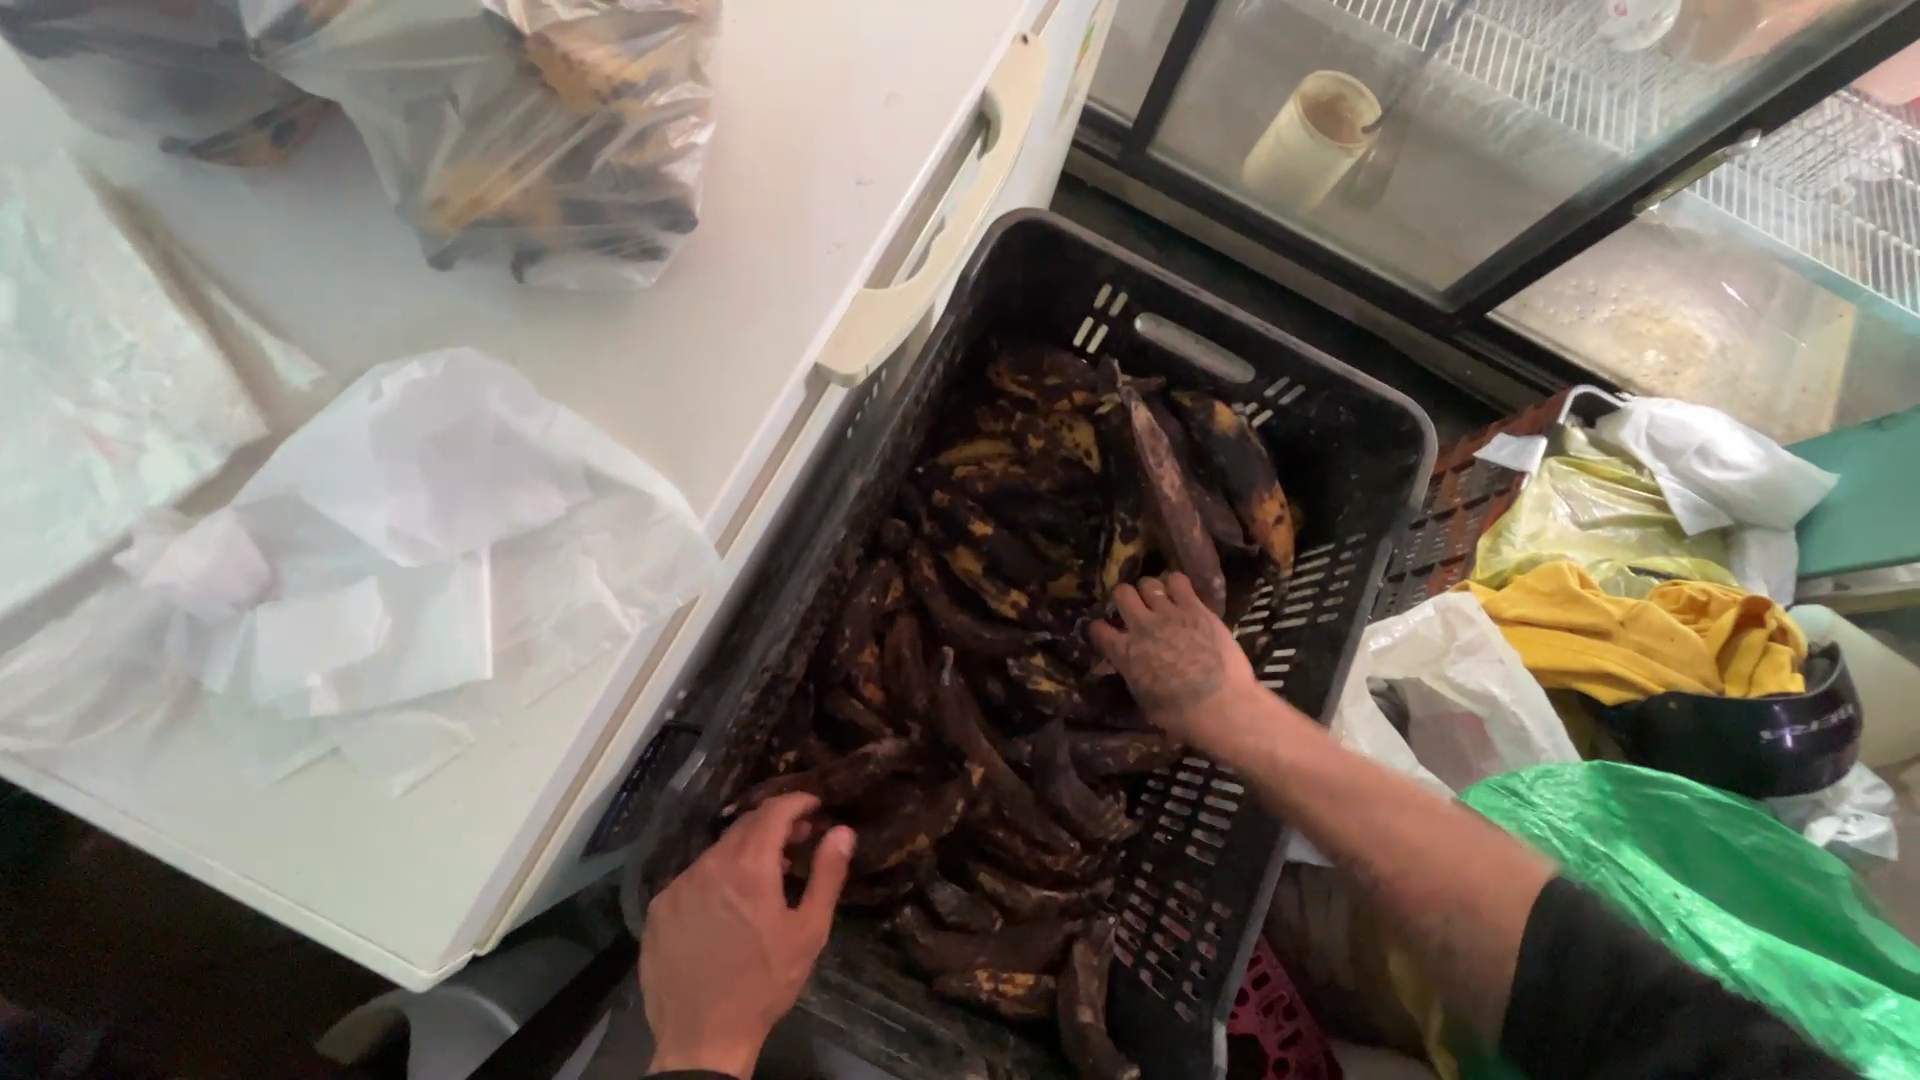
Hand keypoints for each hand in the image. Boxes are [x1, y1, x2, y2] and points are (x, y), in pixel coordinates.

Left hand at [641, 792, 855, 1078]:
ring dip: (745, 852)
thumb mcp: (809, 931)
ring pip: (718, 852)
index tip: (814, 806)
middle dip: (775, 824)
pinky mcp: (658, 909)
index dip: (797, 802)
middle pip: (745, 826)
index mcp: (749, 868)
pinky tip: (727, 904)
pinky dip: (716, 877)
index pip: (774, 811)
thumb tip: (842, 831)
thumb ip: (827, 874)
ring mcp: (678, 887)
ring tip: (765, 876)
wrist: (702, 1039)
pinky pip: (693, 877)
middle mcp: (709, 866)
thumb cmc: (765, 984)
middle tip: (798, 839)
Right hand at [1091, 573, 1268, 758]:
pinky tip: (1182, 593)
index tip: (1108, 631)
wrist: (1221, 706)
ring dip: (1151, 590)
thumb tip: (1133, 667)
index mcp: (1124, 653)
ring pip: (1149, 583)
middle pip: (1121, 593)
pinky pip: (1178, 580)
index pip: (1098, 628)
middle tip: (1136, 608)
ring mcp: (1168, 614)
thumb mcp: (1144, 699)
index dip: (1101, 628)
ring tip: (1160, 599)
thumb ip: (1134, 674)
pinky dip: (1177, 584)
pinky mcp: (1195, 608)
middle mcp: (1141, 627)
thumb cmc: (1181, 715)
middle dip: (1125, 598)